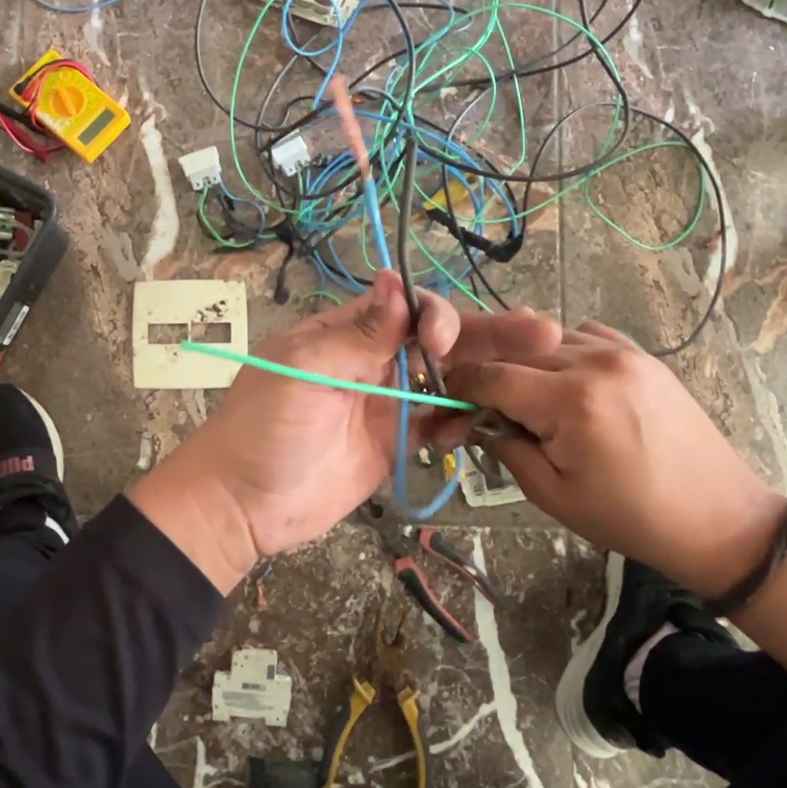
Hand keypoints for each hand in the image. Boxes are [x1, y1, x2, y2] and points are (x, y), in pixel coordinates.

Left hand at [131, 273, 560, 590]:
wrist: (242, 506)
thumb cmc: (263, 430)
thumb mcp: (304, 372)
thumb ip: (357, 334)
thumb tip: (396, 282)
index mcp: (344, 333)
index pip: (404, 308)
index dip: (435, 316)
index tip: (443, 341)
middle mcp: (370, 360)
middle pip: (437, 341)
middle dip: (486, 336)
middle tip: (544, 331)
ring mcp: (385, 403)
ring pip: (446, 380)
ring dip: (489, 375)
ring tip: (542, 369)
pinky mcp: (393, 442)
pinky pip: (438, 423)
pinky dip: (465, 420)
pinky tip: (493, 420)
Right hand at [441, 322, 785, 596]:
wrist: (718, 519)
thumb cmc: (630, 517)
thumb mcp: (552, 494)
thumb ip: (505, 447)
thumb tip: (475, 421)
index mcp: (570, 401)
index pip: (491, 376)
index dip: (460, 387)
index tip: (443, 401)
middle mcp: (594, 362)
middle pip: (515, 355)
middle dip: (489, 379)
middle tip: (480, 410)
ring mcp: (623, 353)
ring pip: (547, 342)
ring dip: (526, 366)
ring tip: (526, 403)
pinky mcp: (642, 356)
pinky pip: (584, 337)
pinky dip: (562, 354)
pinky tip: (565, 386)